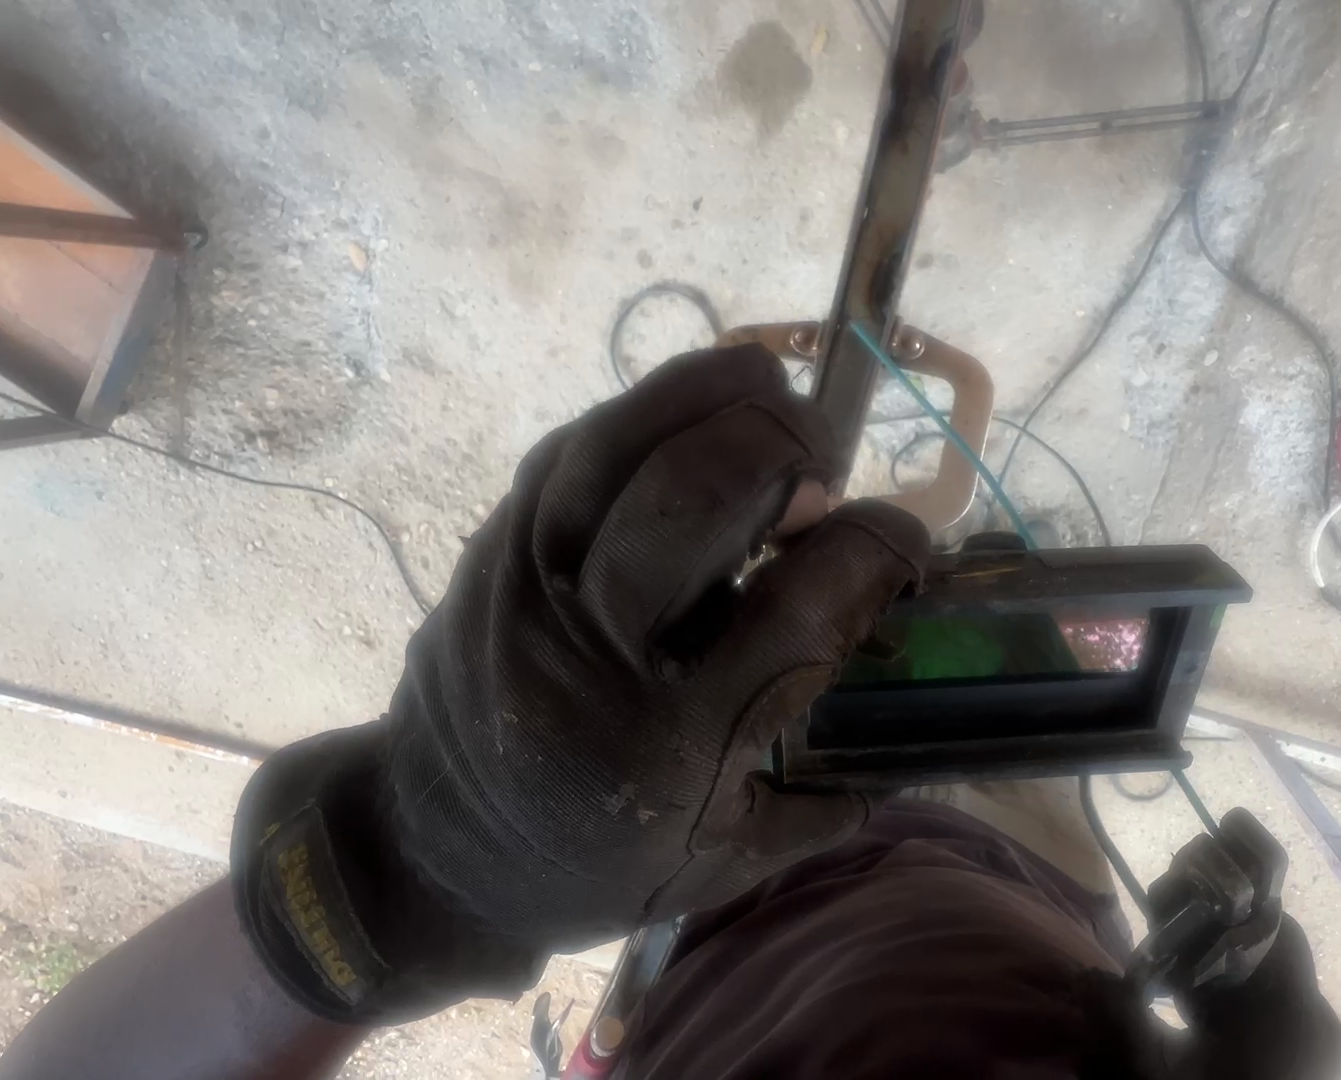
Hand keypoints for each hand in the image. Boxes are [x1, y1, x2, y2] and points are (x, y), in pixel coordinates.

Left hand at [230, 345, 929, 1023]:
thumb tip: (905, 715)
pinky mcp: (492, 545)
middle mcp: (599, 646)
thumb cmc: (598, 862)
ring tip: (773, 398)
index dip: (878, 548)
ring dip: (717, 395)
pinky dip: (653, 412)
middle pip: (695, 492)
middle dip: (786, 445)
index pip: (802, 604)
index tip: (907, 540)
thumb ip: (827, 796)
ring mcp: (530, 581)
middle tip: (825, 461)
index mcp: (678, 739)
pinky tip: (697, 419)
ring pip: (624, 440)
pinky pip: (577, 444)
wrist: (433, 853)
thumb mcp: (729, 859)